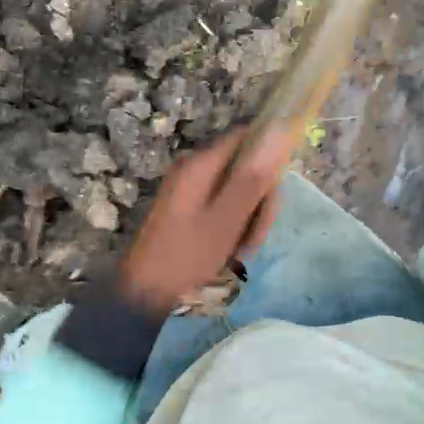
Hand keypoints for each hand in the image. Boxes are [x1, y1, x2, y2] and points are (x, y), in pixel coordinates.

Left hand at [117, 127, 297, 315]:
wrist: (144, 290)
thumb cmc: (188, 254)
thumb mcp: (227, 218)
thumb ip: (253, 176)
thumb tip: (280, 132)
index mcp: (202, 163)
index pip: (249, 136)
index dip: (270, 158)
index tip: (276, 192)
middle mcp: (195, 166)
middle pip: (246, 165)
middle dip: (260, 199)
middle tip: (256, 237)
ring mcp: (190, 186)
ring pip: (238, 188)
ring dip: (249, 217)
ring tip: (244, 249)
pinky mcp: (188, 204)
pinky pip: (224, 203)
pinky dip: (234, 223)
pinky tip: (233, 248)